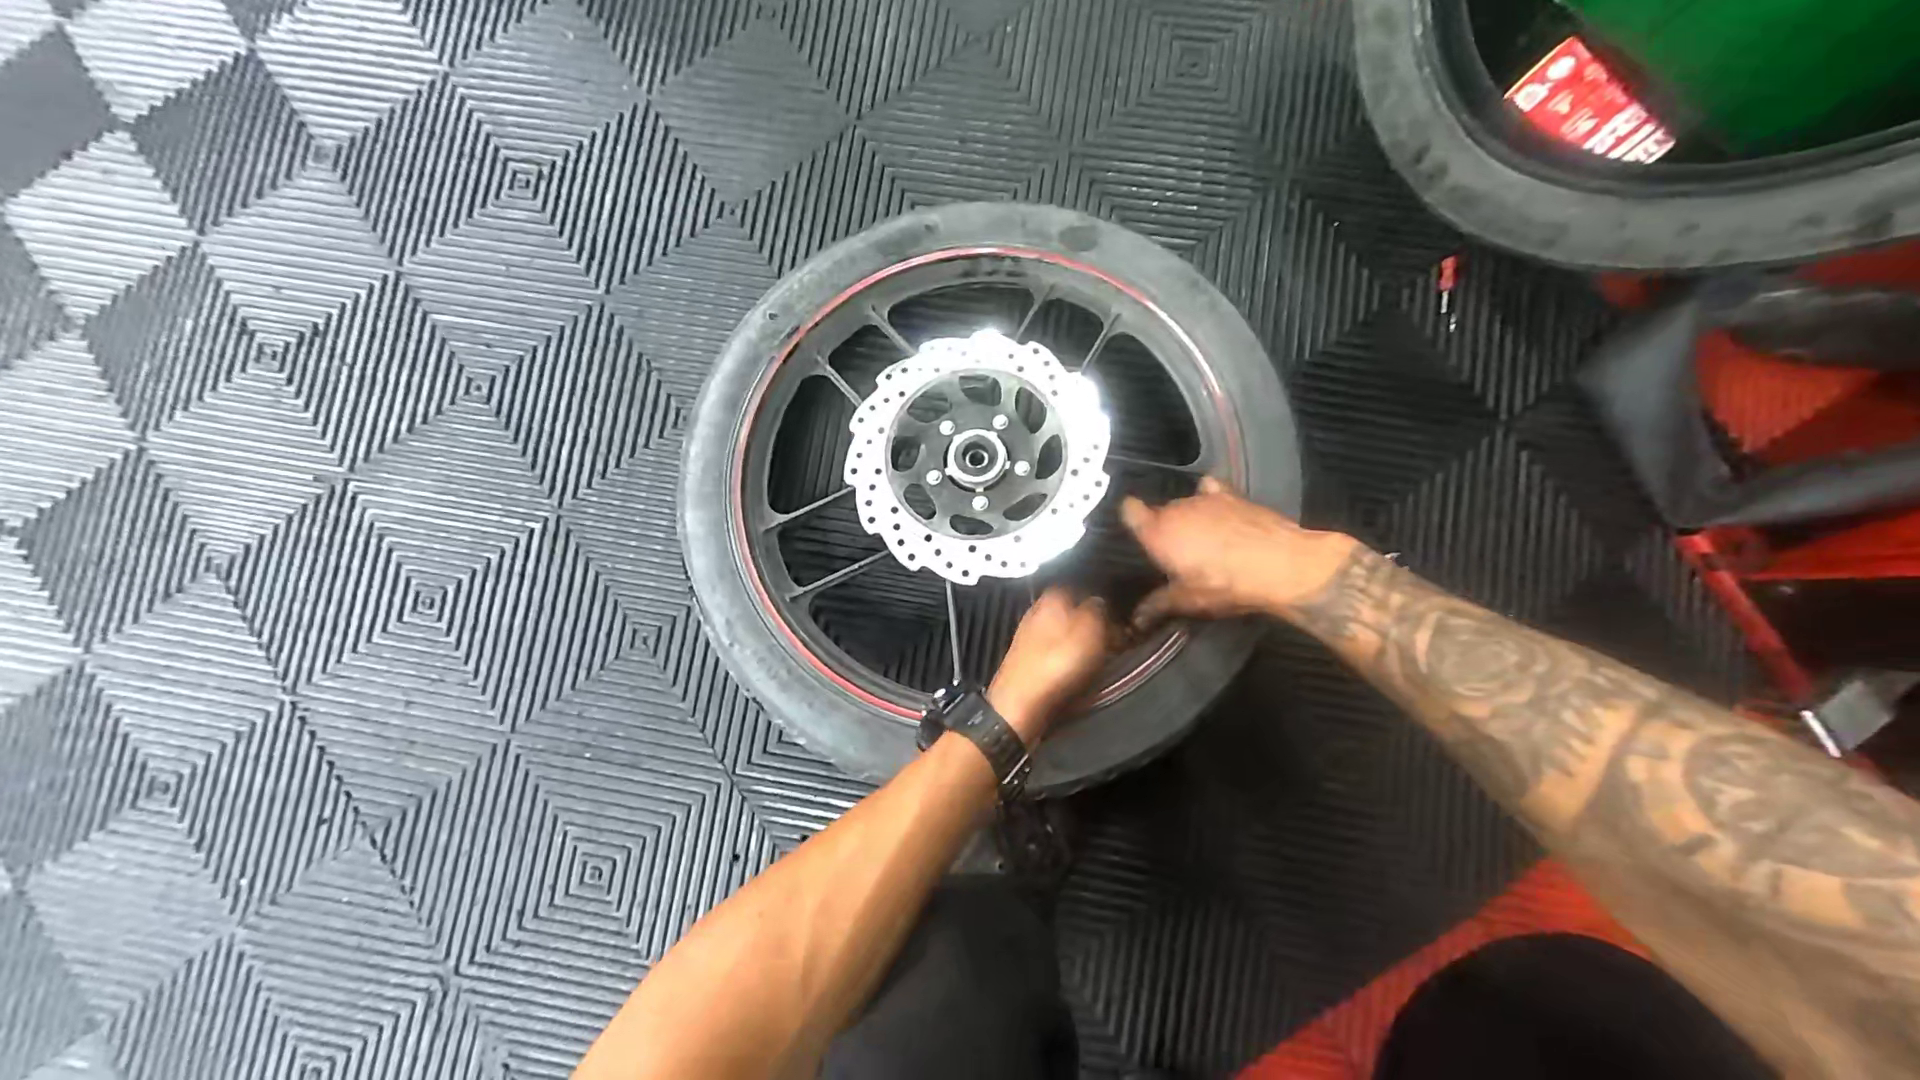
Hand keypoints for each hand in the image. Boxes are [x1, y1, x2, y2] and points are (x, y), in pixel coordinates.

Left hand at [987, 587, 1111, 744]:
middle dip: (1092, 625)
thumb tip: (1101, 600)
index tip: (1117, 617)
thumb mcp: (1089, 632)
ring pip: (1066, 634)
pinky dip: (1070, 663)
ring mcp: (1031, 638)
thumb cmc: (1054, 666)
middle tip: (1111, 641)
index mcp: (1051, 598)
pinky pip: (1058, 656)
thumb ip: (1098, 610)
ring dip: (1082, 646)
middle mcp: (1037, 613)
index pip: (1081, 587)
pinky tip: (1079, 676)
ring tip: (1098, 662)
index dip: (1101, 601)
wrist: (1019, 707)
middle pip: (1073, 612)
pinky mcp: (1029, 662)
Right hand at [1121, 477, 1358, 629]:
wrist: (1280, 565)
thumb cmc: (1225, 585)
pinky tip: (1219, 512)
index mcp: (1157, 532)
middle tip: (1175, 553)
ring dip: (1188, 518)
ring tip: (1202, 541)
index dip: (1130, 517)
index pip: (1129, 510)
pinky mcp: (1232, 495)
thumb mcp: (1187, 601)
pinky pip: (1211, 490)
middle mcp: (1176, 509)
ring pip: (1185, 504)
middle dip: (1164, 527)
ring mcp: (1204, 499)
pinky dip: (1210, 499)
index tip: (1135, 530)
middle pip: (1160, 511)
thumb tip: (1137, 619)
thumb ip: (1158, 605)